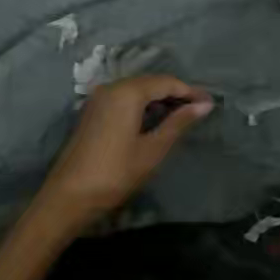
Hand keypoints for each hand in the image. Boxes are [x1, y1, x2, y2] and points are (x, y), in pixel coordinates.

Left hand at [31, 75, 214, 238]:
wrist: (69, 196)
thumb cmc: (116, 173)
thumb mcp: (153, 149)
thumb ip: (178, 123)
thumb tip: (204, 105)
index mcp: (127, 92)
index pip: (166, 82)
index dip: (190, 91)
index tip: (210, 103)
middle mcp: (111, 88)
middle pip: (150, 82)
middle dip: (176, 93)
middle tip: (200, 108)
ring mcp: (98, 99)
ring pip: (136, 90)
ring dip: (159, 99)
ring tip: (183, 114)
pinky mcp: (93, 112)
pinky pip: (124, 99)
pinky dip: (143, 105)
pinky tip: (155, 119)